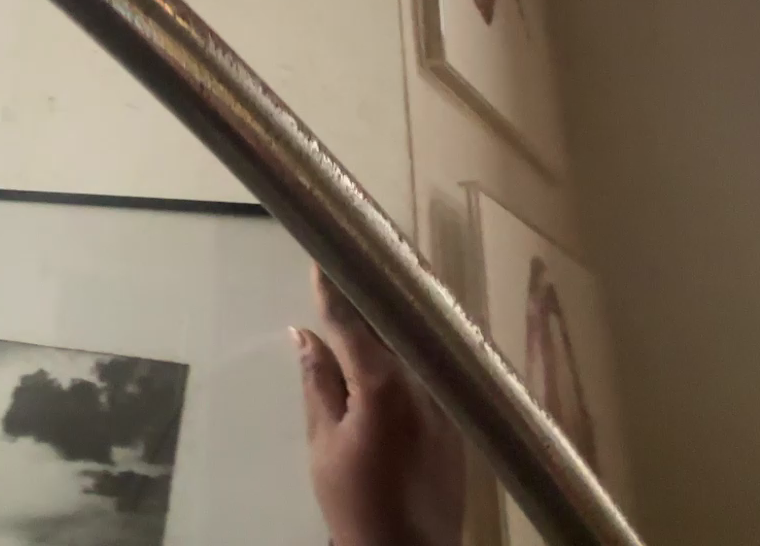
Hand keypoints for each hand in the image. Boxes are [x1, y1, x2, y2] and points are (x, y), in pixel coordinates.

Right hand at [293, 265, 465, 545]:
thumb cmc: (356, 502)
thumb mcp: (324, 443)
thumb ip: (318, 380)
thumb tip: (303, 332)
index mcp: (381, 383)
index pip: (350, 321)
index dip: (332, 290)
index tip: (321, 257)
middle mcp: (419, 378)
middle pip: (387, 322)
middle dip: (364, 295)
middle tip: (344, 267)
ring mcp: (443, 395)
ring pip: (409, 340)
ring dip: (387, 318)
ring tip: (366, 294)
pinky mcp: (456, 414)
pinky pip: (427, 365)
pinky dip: (406, 348)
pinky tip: (393, 340)